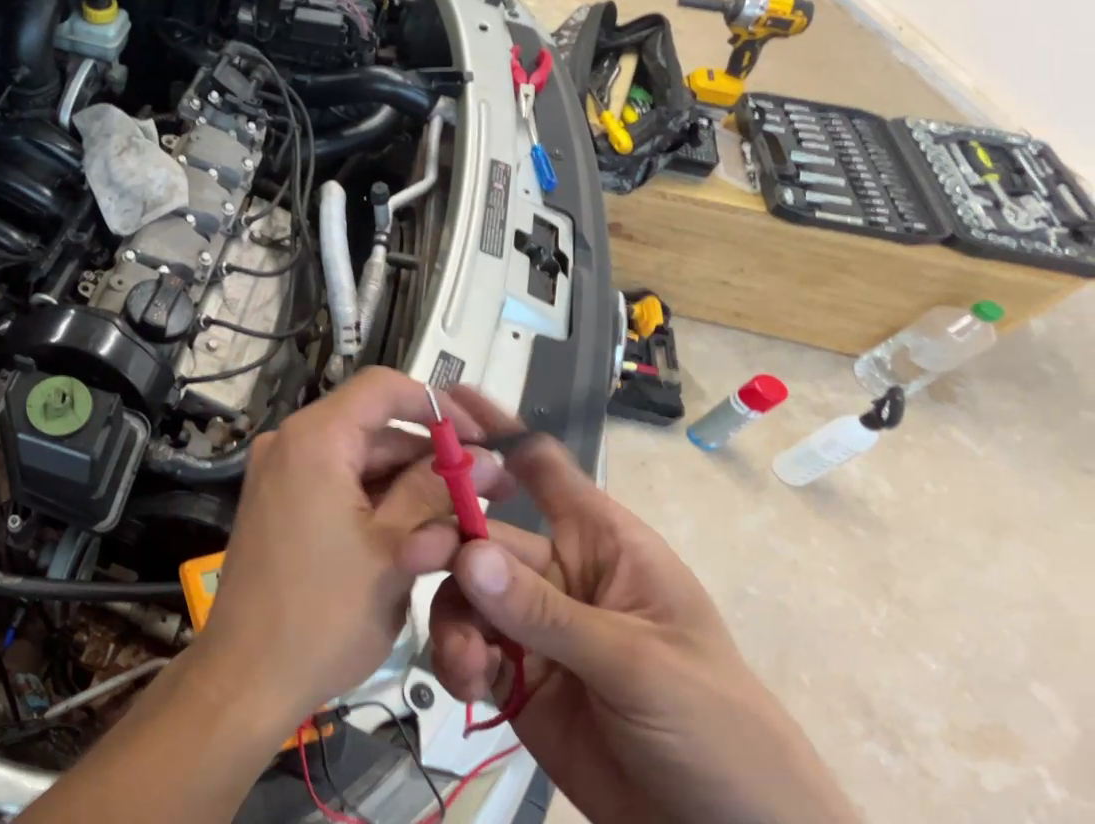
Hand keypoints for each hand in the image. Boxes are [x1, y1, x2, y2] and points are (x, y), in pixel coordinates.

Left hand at [190, 368, 510, 729]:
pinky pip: (338, 484)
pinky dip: (379, 501)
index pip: (383, 388)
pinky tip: (423, 530)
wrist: (248, 672)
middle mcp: (290, 443)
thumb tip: (483, 459)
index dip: (438, 404)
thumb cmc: (324, 612)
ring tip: (468, 514)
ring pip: (359, 459)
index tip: (484, 438)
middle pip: (374, 426)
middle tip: (493, 488)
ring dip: (411, 482)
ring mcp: (280, 474)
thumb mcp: (395, 550)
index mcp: (314, 438)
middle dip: (433, 453)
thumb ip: (436, 494)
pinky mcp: (280, 505)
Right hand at [400, 387, 859, 823]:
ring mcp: (533, 626)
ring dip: (452, 621)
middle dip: (446, 545)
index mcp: (602, 544)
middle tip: (413, 562)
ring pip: (461, 592)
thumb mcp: (640, 665)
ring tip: (468, 666)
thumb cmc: (721, 733)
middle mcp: (559, 574)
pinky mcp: (513, 675)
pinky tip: (470, 686)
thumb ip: (547, 612)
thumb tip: (464, 552)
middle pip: (480, 533)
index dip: (495, 428)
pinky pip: (462, 646)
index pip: (542, 467)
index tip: (441, 401)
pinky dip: (454, 660)